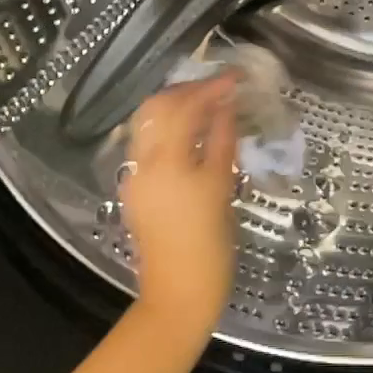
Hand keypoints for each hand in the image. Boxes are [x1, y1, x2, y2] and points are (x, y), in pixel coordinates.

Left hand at [120, 74, 238, 336]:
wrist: (178, 295)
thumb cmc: (210, 246)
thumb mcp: (223, 188)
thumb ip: (222, 142)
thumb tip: (226, 106)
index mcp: (168, 162)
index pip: (187, 107)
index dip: (213, 87)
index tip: (237, 77)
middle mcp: (144, 162)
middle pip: (158, 106)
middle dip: (189, 90)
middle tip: (220, 87)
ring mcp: (135, 175)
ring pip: (148, 122)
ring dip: (176, 105)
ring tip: (207, 103)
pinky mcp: (135, 188)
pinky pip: (147, 142)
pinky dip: (168, 126)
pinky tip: (191, 132)